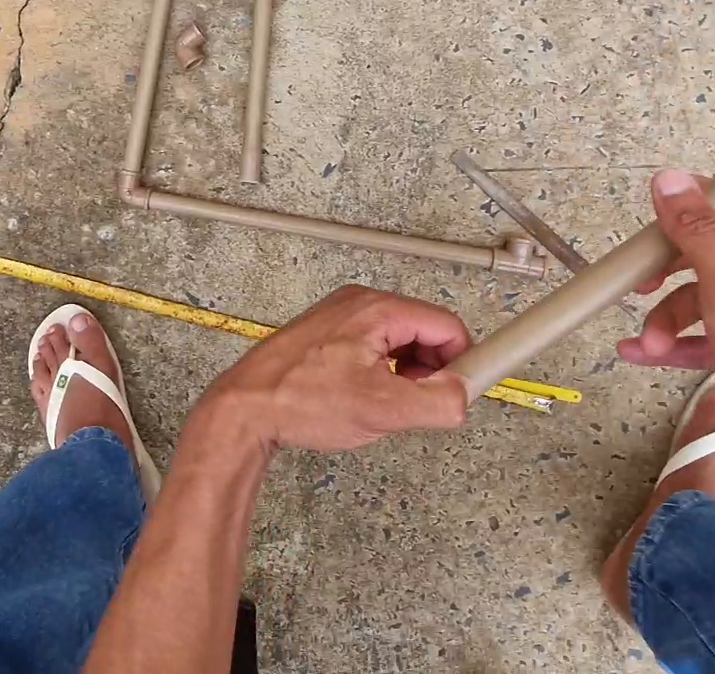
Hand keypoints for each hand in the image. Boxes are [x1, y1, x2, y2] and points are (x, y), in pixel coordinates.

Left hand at [197, 285, 471, 453]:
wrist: (246, 406)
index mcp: (377, 310)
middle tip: (416, 404)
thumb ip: (436, 402)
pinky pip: (373, 347)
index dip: (464, 360)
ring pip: (399, 341)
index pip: (447, 325)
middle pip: (424, 330)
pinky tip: (362, 397)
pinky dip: (380, 372)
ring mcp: (341, 316)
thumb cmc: (300, 400)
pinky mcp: (328, 333)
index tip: (468, 388)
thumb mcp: (383, 410)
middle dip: (430, 369)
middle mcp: (359, 303)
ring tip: (384, 403)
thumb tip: (461, 396)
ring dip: (405, 374)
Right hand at [618, 169, 714, 464]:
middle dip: (667, 271)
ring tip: (646, 345)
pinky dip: (677, 344)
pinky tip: (642, 356)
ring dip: (667, 318)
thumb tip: (672, 178)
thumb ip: (697, 231)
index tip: (652, 215)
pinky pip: (707, 335)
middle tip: (636, 282)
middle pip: (710, 253)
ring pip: (703, 299)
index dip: (695, 202)